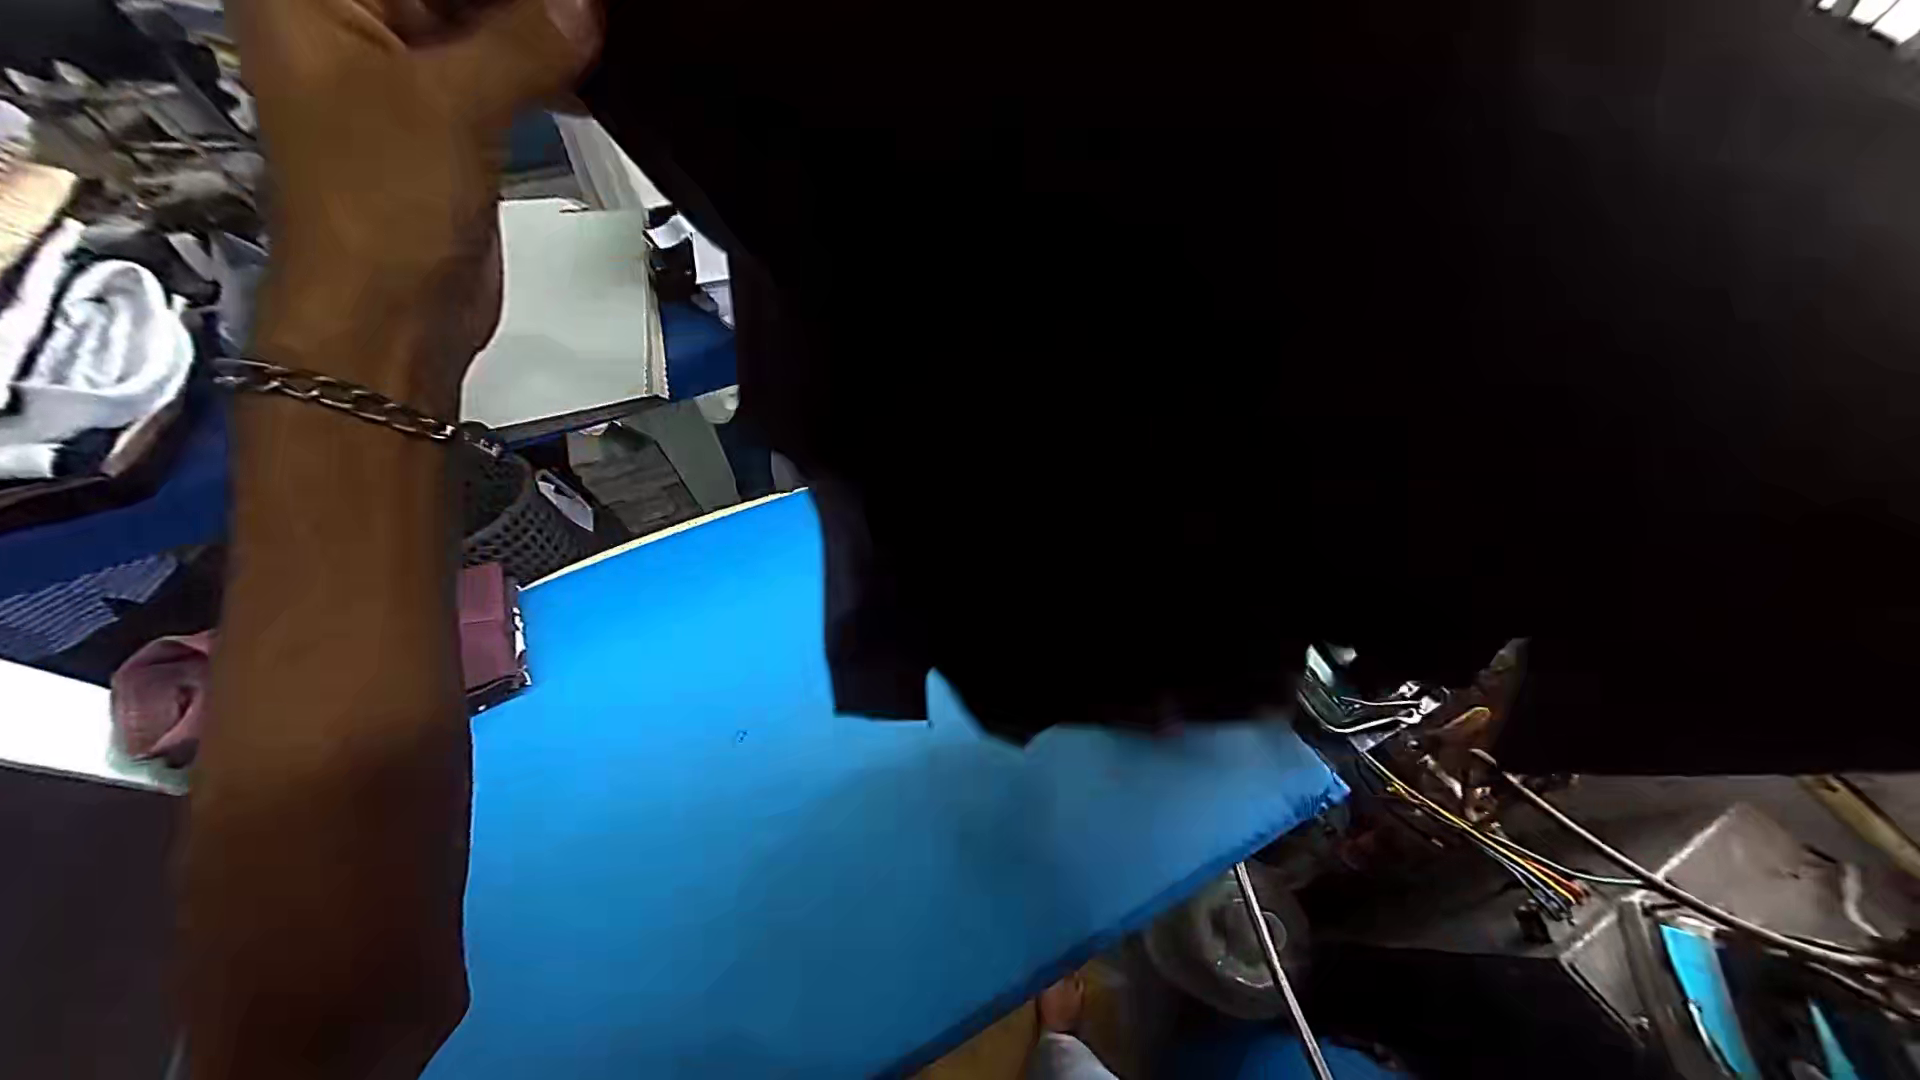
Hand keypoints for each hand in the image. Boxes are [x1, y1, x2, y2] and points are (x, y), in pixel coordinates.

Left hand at [234, 0, 599, 411]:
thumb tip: (584, 4)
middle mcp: (351, 23)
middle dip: (523, 3)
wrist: (396, 311)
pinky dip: (541, 75)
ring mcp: (404, 81)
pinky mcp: (451, 130)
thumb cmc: (384, 204)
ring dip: (537, 31)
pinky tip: (586, 74)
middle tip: (587, 13)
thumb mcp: (451, 106)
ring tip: (595, 32)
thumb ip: (520, 45)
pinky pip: (499, 80)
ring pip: (477, 28)